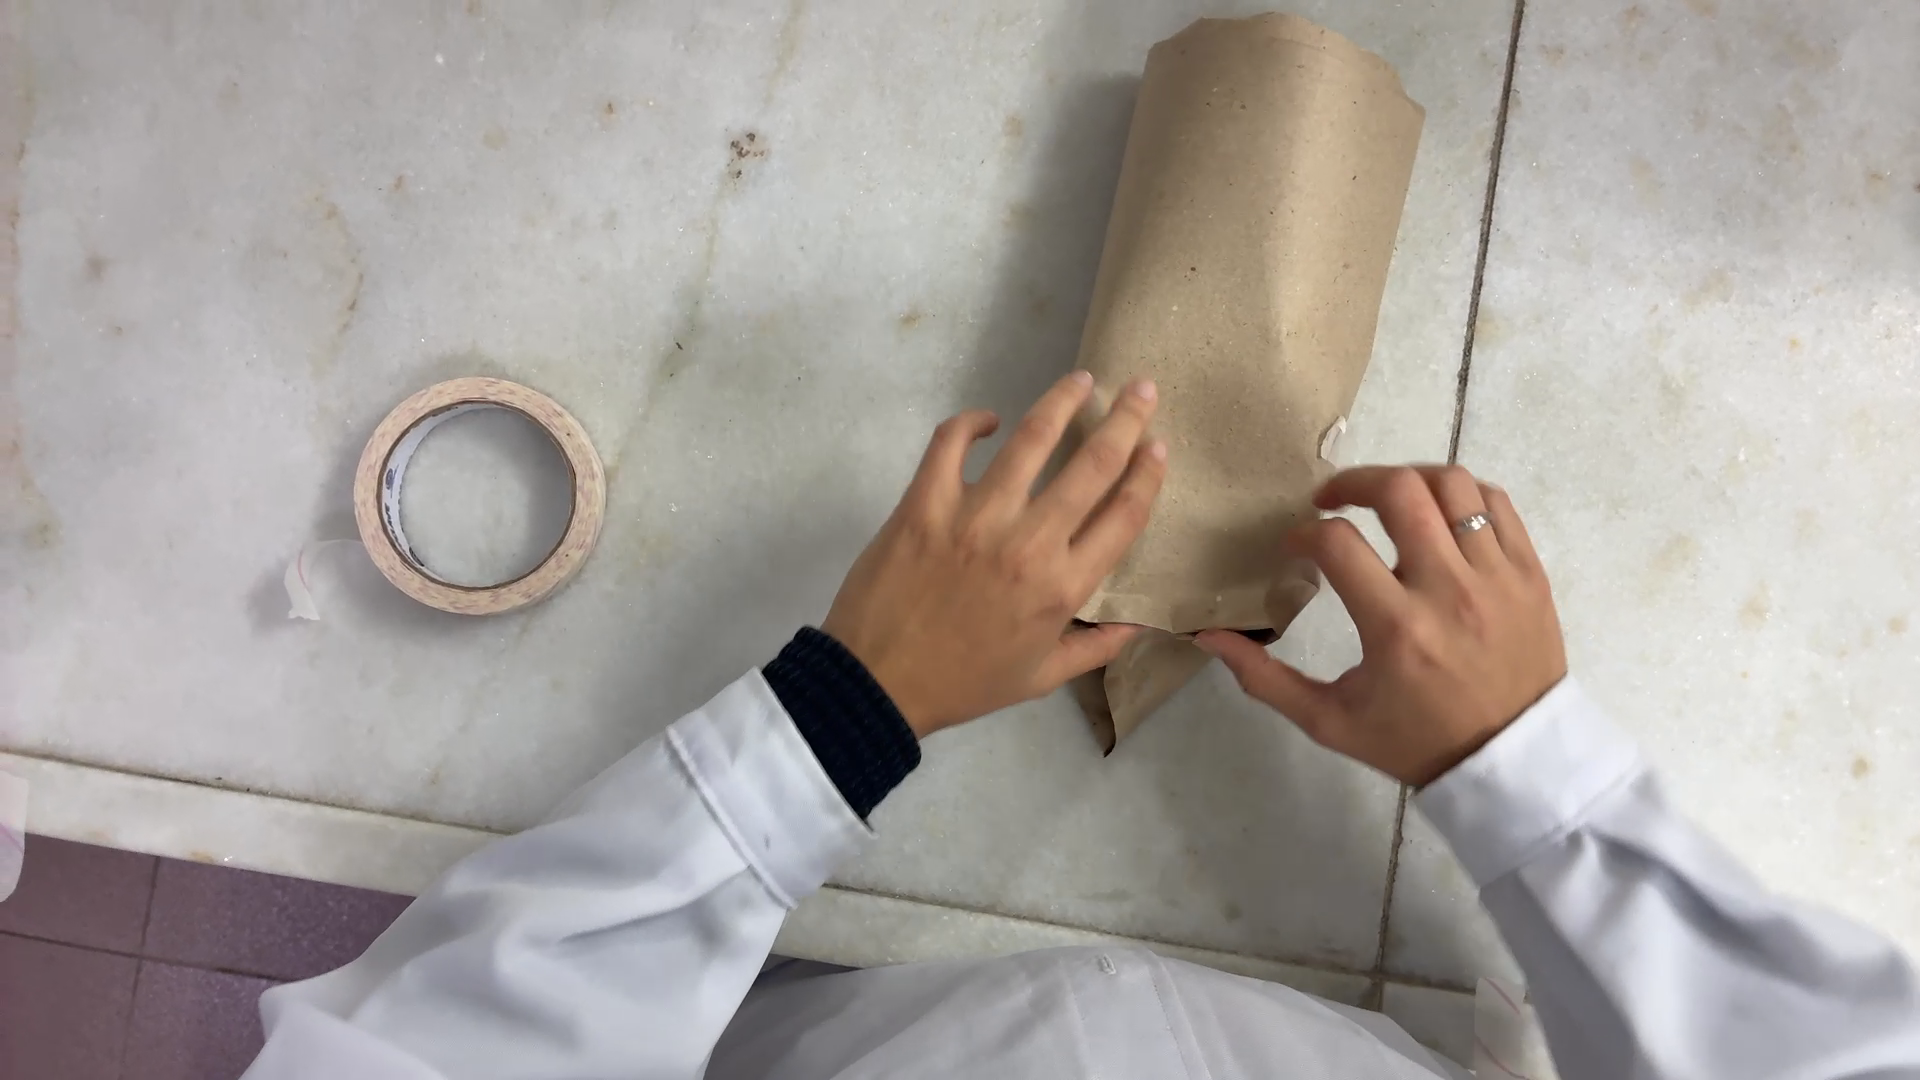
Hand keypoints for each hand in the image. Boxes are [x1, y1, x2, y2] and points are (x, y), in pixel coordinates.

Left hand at [821, 372, 1167, 737]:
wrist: (879, 683)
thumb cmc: (963, 682)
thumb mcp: (1040, 678)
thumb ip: (1095, 649)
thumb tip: (1140, 626)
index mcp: (1063, 587)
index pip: (1124, 516)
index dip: (1148, 475)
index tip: (1158, 446)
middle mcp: (1030, 543)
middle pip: (1092, 466)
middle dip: (1126, 420)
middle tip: (1141, 389)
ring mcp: (975, 517)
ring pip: (1031, 440)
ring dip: (1061, 402)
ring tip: (1080, 380)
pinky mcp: (924, 503)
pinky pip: (950, 443)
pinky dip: (970, 422)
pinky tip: (987, 420)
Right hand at [1196, 466, 1566, 785]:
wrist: (1516, 765)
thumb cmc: (1413, 740)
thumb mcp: (1327, 720)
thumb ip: (1263, 678)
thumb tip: (1206, 637)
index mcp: (1396, 627)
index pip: (1338, 543)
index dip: (1303, 535)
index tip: (1294, 547)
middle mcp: (1449, 590)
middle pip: (1400, 491)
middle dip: (1352, 482)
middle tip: (1330, 500)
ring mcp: (1498, 577)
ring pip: (1453, 485)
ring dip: (1406, 479)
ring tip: (1383, 500)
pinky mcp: (1530, 573)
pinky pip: (1496, 502)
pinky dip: (1457, 493)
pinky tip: (1433, 513)